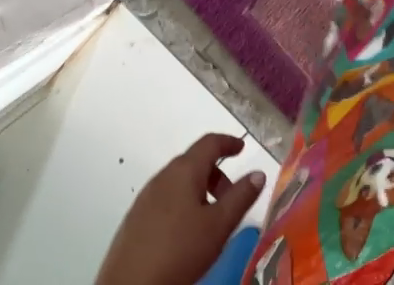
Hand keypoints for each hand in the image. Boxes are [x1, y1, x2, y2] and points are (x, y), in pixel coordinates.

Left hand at [95, 133, 267, 284]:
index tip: (243, 148)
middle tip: (231, 198)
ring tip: (210, 219)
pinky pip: (165, 198)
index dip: (228, 142)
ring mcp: (145, 197)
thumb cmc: (180, 251)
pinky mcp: (135, 218)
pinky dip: (182, 202)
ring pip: (178, 181)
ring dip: (199, 189)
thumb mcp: (219, 226)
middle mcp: (162, 176)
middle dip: (216, 173)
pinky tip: (185, 232)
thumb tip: (258, 173)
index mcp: (184, 171)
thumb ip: (241, 197)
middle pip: (193, 161)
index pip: (209, 143)